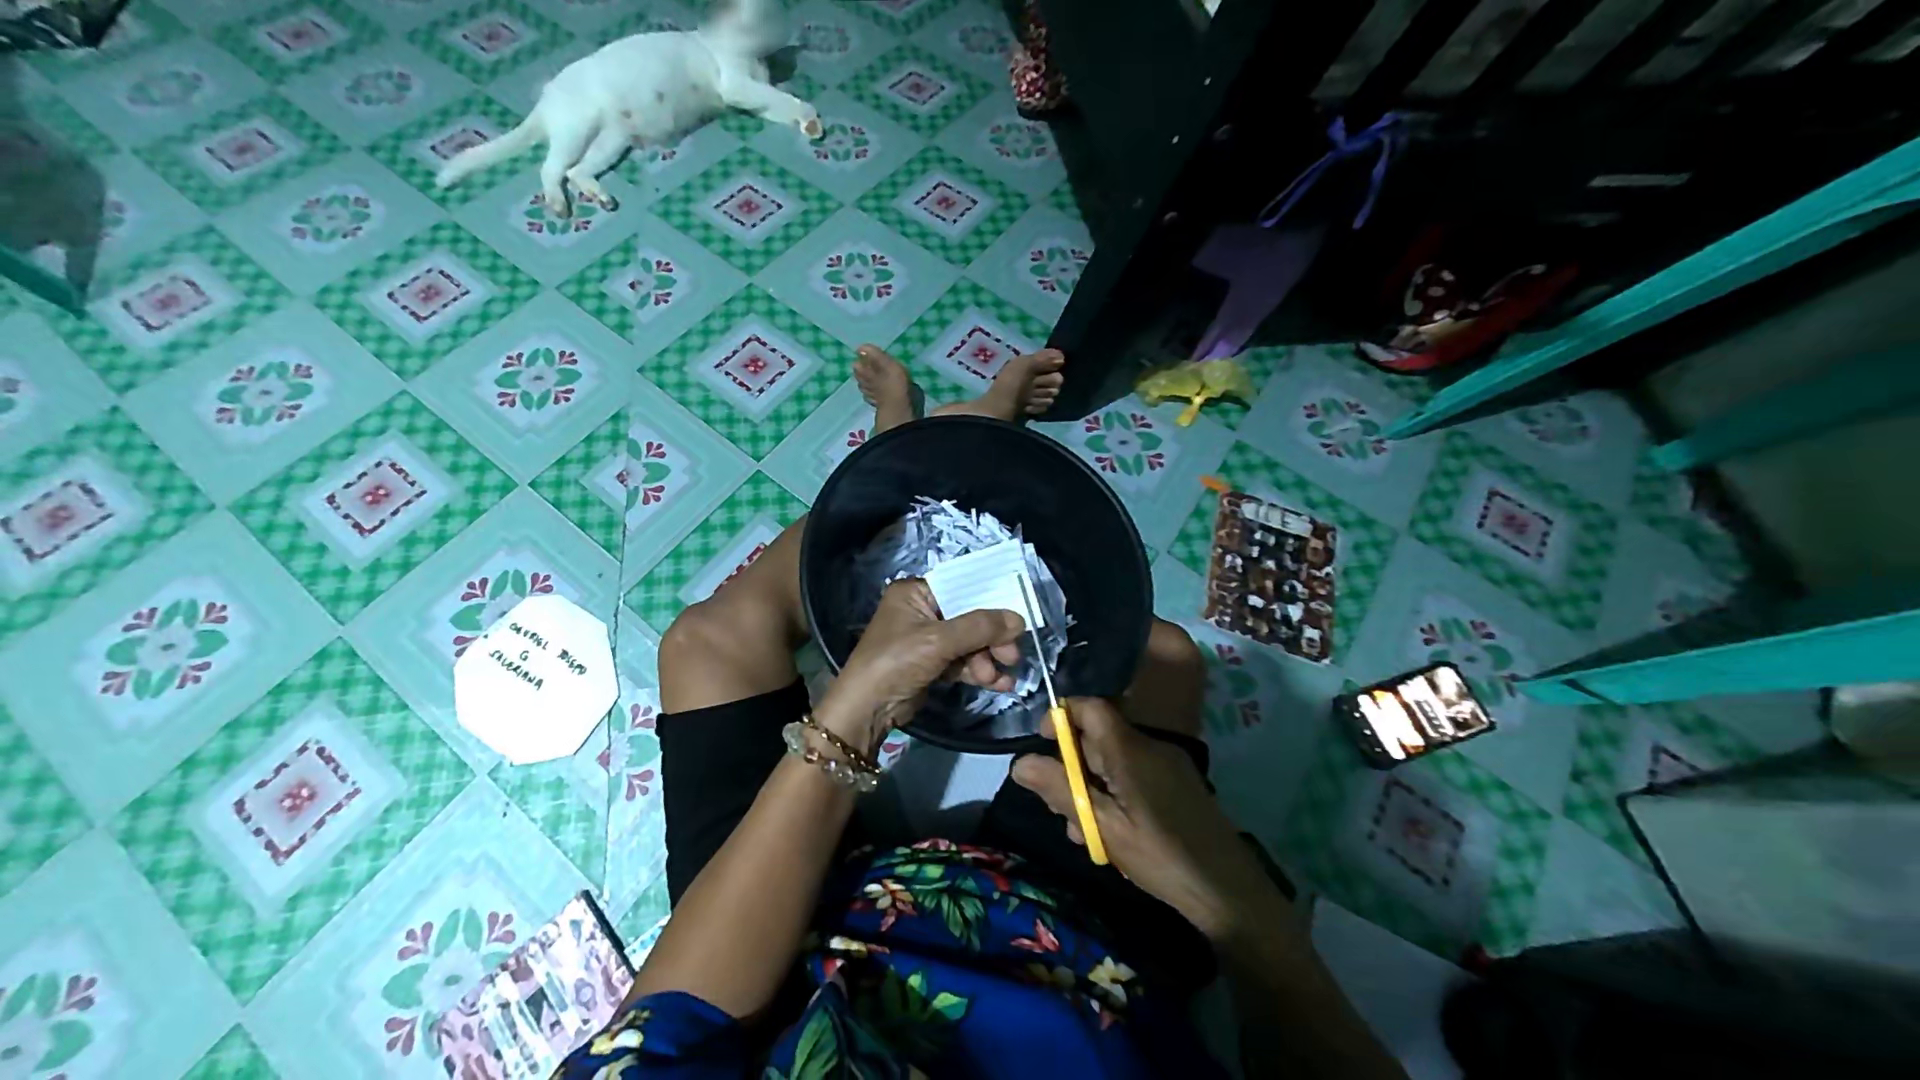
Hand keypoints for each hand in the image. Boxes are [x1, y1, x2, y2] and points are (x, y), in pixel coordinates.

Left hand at [814, 580, 1025, 750]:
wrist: (866, 710)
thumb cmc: (896, 662)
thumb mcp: (938, 641)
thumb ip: (979, 627)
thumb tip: (1019, 619)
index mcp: (915, 592)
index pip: (961, 587)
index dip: (991, 600)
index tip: (1017, 617)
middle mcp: (922, 610)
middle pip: (969, 616)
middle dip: (992, 638)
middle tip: (1011, 656)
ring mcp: (927, 639)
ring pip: (970, 642)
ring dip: (987, 659)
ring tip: (998, 677)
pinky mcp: (932, 664)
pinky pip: (964, 661)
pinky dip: (980, 671)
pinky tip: (999, 684)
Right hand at [1012, 698, 1278, 941]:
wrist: (1229, 890)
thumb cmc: (1162, 856)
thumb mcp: (1102, 827)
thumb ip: (1061, 790)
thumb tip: (1020, 762)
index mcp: (1131, 749)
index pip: (1091, 707)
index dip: (1062, 716)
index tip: (1042, 743)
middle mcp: (1149, 747)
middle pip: (1097, 737)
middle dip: (1071, 766)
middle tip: (1060, 808)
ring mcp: (1166, 765)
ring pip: (1112, 761)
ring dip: (1090, 788)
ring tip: (1083, 833)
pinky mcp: (1175, 785)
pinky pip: (1131, 775)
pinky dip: (1112, 796)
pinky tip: (1108, 835)